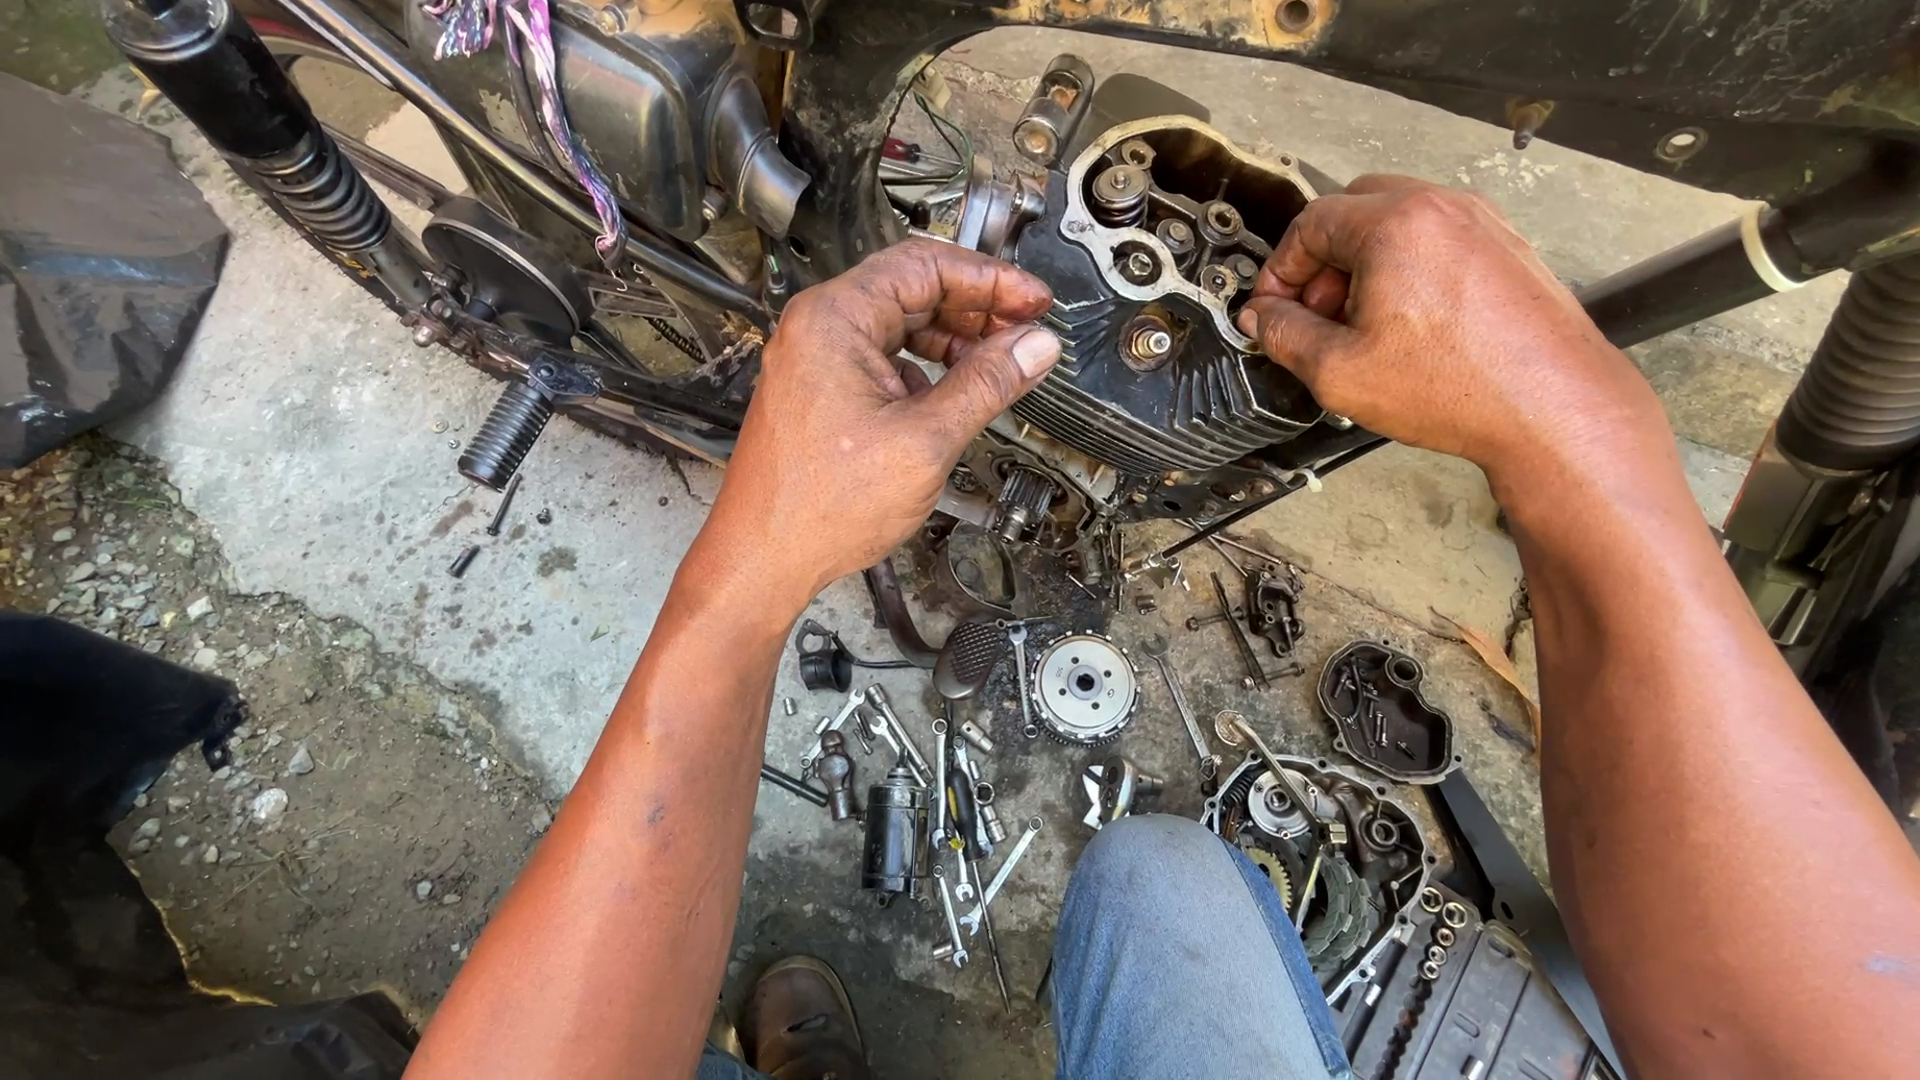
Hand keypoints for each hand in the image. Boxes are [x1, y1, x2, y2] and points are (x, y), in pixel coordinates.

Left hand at [699, 239, 1059, 602]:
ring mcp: (817, 362)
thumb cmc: (818, 508)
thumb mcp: (924, 441)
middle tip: (1024, 333)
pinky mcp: (821, 393)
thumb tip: (1032, 347)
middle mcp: (818, 331)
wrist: (765, 559)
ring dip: (953, 341)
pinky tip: (953, 395)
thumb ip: (986, 385)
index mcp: (834, 321)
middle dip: (976, 310)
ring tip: (998, 365)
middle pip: (913, 291)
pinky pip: (883, 361)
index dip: (991, 280)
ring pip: (900, 328)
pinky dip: (925, 371)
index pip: (926, 265)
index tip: (1032, 301)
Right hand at [1235, 175, 1667, 479]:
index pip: (1309, 224)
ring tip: (1354, 325)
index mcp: (1396, 226)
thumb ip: (1283, 335)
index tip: (1272, 308)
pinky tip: (1398, 325)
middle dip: (1318, 262)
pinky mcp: (1501, 248)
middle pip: (1351, 211)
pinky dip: (1398, 269)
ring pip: (1391, 223)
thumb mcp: (1336, 371)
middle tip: (1311, 314)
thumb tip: (1261, 317)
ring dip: (1357, 266)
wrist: (1550, 406)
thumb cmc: (1455, 385)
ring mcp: (1478, 224)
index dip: (1278, 270)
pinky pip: (1430, 240)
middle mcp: (1441, 210)